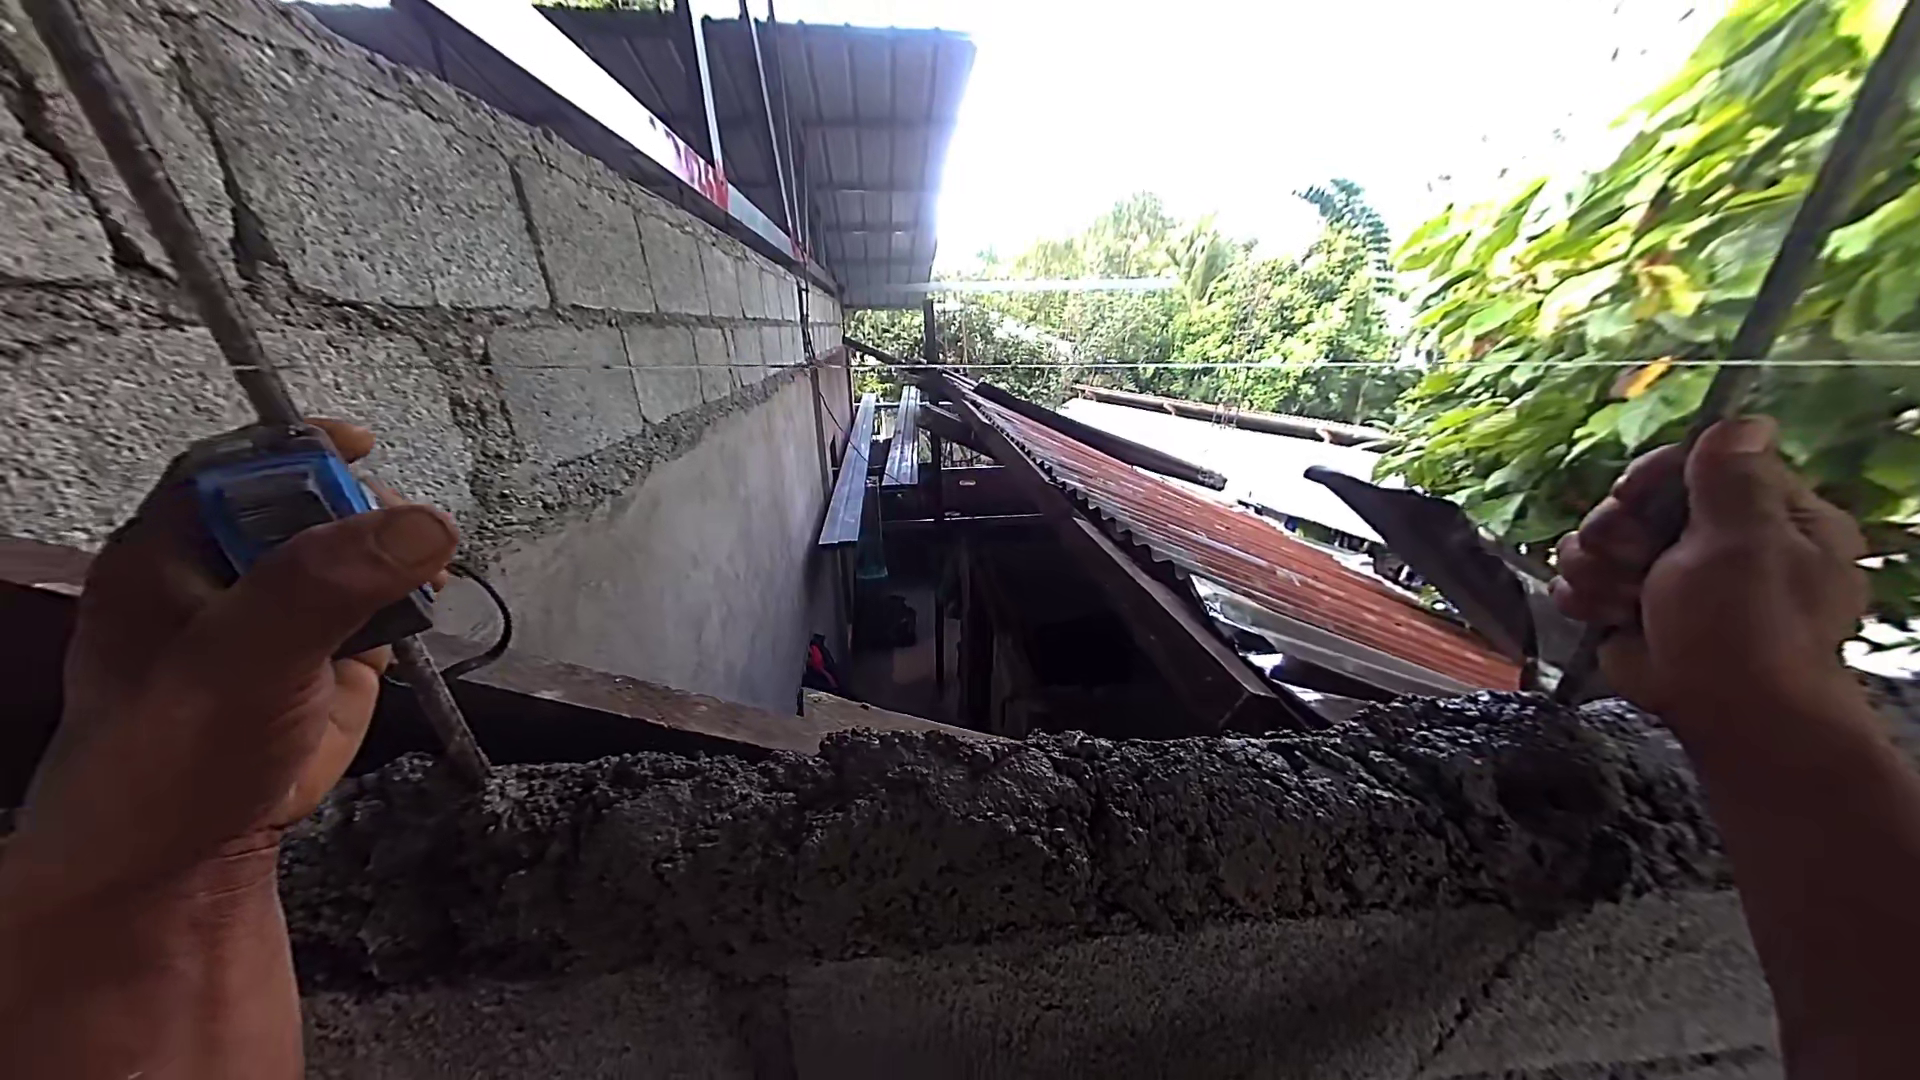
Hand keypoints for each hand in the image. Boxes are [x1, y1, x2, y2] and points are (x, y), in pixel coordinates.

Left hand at [0, 419, 457, 910]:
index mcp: (173, 555)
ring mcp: (293, 608)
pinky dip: (417, 595)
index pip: (233, 470)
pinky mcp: (339, 642)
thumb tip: (431, 522)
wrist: (190, 849)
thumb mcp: (238, 664)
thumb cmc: (175, 755)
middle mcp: (235, 571)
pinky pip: (391, 596)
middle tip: (412, 536)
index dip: (293, 445)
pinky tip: (423, 610)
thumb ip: (322, 589)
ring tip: (427, 582)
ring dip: (406, 556)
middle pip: (317, 503)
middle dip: (371, 510)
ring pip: (366, 549)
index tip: (362, 441)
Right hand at [1551, 415, 1867, 722]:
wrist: (1720, 703)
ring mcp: (1658, 571)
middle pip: (1622, 505)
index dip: (1649, 476)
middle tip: (1637, 563)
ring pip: (1586, 544)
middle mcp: (1705, 538)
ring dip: (1596, 572)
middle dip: (1613, 536)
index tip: (1634, 498)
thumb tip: (1742, 421)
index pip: (1688, 464)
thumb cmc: (1746, 625)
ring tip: (1627, 600)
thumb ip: (1732, 483)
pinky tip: (1611, 615)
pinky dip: (1583, 598)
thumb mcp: (1744, 545)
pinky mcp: (1619, 599)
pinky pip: (1572, 580)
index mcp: (1759, 516)